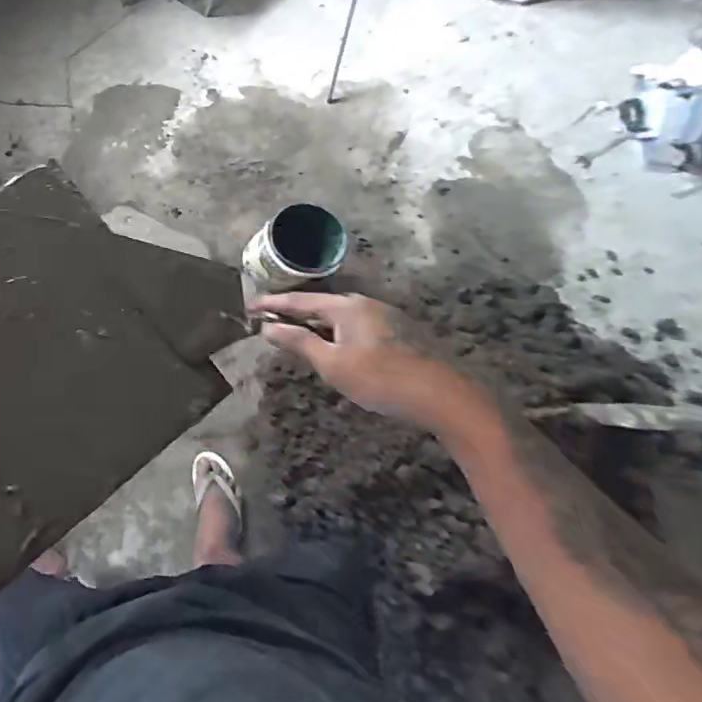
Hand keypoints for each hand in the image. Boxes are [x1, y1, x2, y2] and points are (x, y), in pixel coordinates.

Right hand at [251, 292, 496, 447]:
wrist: (453, 400)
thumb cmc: (384, 380)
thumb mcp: (332, 364)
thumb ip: (298, 342)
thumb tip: (268, 327)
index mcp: (347, 307)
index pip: (299, 300)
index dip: (271, 303)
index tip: (248, 307)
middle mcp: (368, 305)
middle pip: (321, 305)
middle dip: (294, 313)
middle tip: (269, 321)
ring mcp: (389, 318)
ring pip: (341, 316)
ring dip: (316, 324)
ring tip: (296, 335)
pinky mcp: (403, 335)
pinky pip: (357, 326)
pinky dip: (336, 332)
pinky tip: (334, 347)